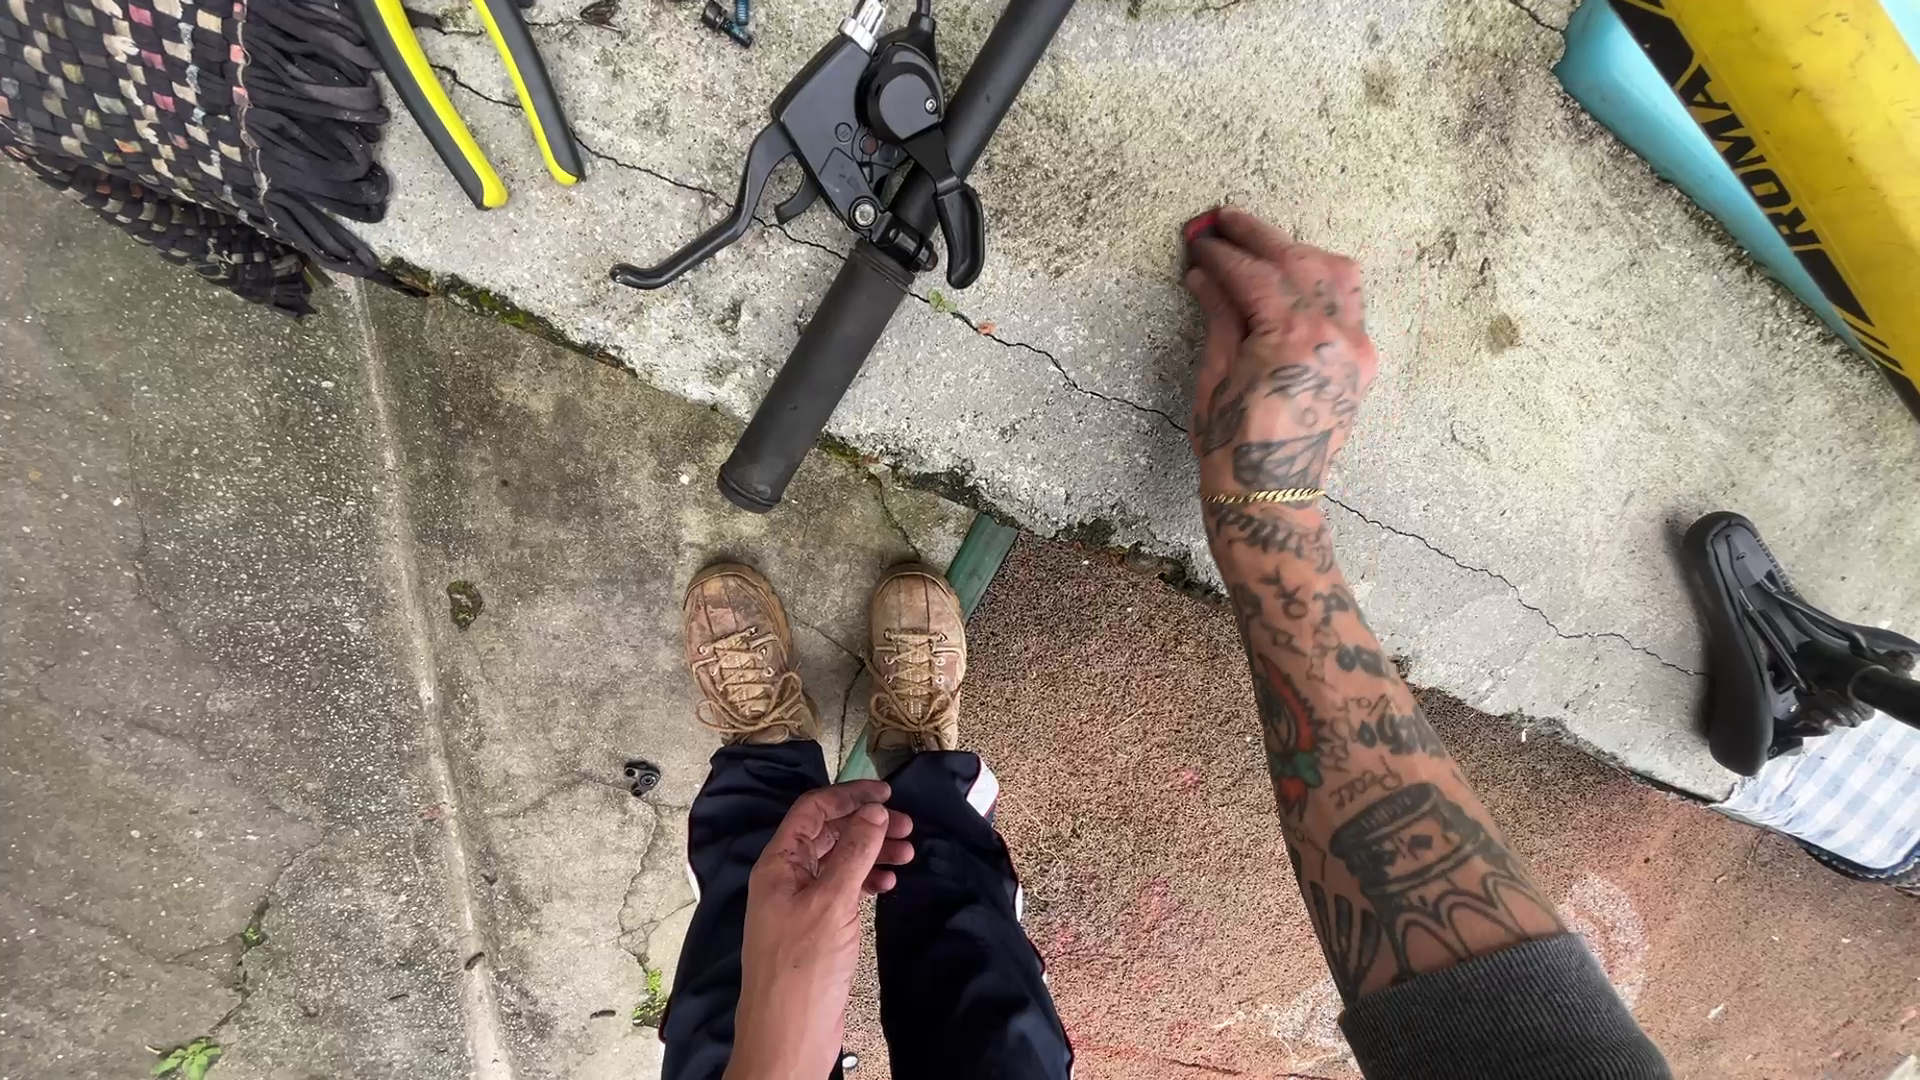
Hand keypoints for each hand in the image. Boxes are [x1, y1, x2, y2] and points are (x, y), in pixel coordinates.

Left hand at [725, 781, 913, 1079]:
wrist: (787, 1040)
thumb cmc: (804, 967)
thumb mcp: (832, 901)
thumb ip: (855, 851)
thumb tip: (875, 810)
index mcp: (779, 862)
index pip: (814, 809)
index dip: (849, 796)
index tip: (888, 795)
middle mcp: (787, 875)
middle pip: (830, 831)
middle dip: (868, 824)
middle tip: (908, 827)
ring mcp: (801, 900)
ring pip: (841, 858)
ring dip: (873, 851)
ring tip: (908, 854)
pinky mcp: (817, 924)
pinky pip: (843, 886)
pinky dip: (867, 879)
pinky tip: (889, 883)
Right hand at [1184, 207, 1377, 497]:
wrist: (1269, 496)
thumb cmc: (1231, 448)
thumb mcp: (1214, 379)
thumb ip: (1219, 318)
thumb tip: (1205, 277)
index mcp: (1290, 338)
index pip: (1255, 275)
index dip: (1222, 254)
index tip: (1198, 241)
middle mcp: (1334, 334)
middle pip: (1298, 261)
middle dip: (1258, 236)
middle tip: (1223, 220)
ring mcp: (1355, 347)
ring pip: (1335, 273)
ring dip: (1295, 252)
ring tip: (1260, 245)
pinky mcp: (1361, 363)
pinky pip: (1348, 303)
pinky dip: (1319, 282)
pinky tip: (1292, 281)